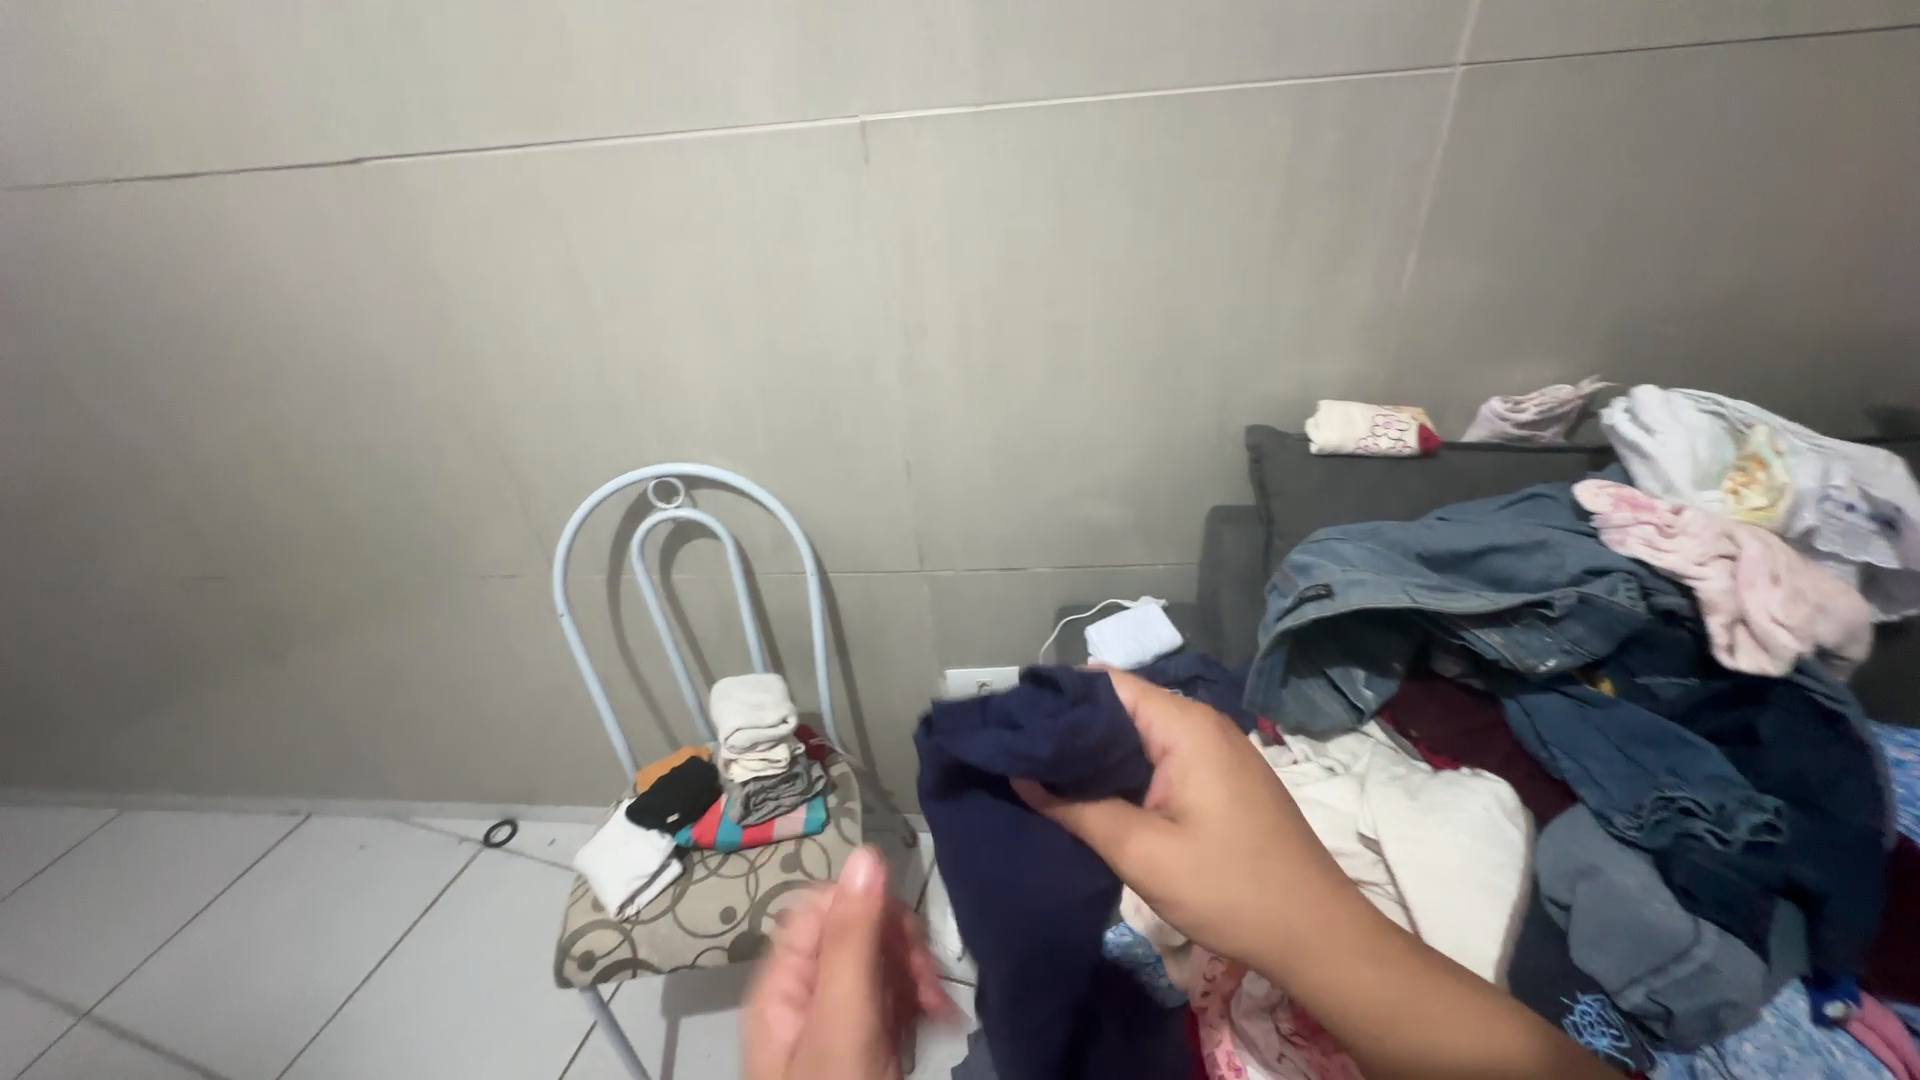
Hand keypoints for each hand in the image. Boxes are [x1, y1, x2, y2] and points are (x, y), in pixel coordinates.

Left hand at [743, 846, 959, 1079]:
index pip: (822, 905)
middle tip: (927, 984)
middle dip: (897, 946)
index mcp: (784, 984)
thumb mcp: (843, 1025)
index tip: (903, 935)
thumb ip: (852, 939)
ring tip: (938, 1011)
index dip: (865, 908)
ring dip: (914, 975)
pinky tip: (938, 1022)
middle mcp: (805, 994)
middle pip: (855, 929)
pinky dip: (917, 1001)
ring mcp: (836, 1020)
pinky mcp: (865, 1042)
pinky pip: (892, 996)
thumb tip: (865, 853)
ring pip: (879, 960)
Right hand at [1012, 670, 1350, 969]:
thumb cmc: (1230, 888)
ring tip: (1043, 769)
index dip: (1059, 699)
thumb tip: (1020, 775)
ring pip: (1139, 733)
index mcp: (1184, 726)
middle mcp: (1200, 723)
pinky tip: (1093, 791)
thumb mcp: (1141, 853)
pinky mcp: (1219, 776)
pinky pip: (1160, 755)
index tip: (1014, 721)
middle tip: (1020, 750)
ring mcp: (1214, 749)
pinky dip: (1124, 767)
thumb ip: (1076, 808)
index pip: (1108, 685)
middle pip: (1122, 705)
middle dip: (1071, 727)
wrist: (1317, 935)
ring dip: (1096, 751)